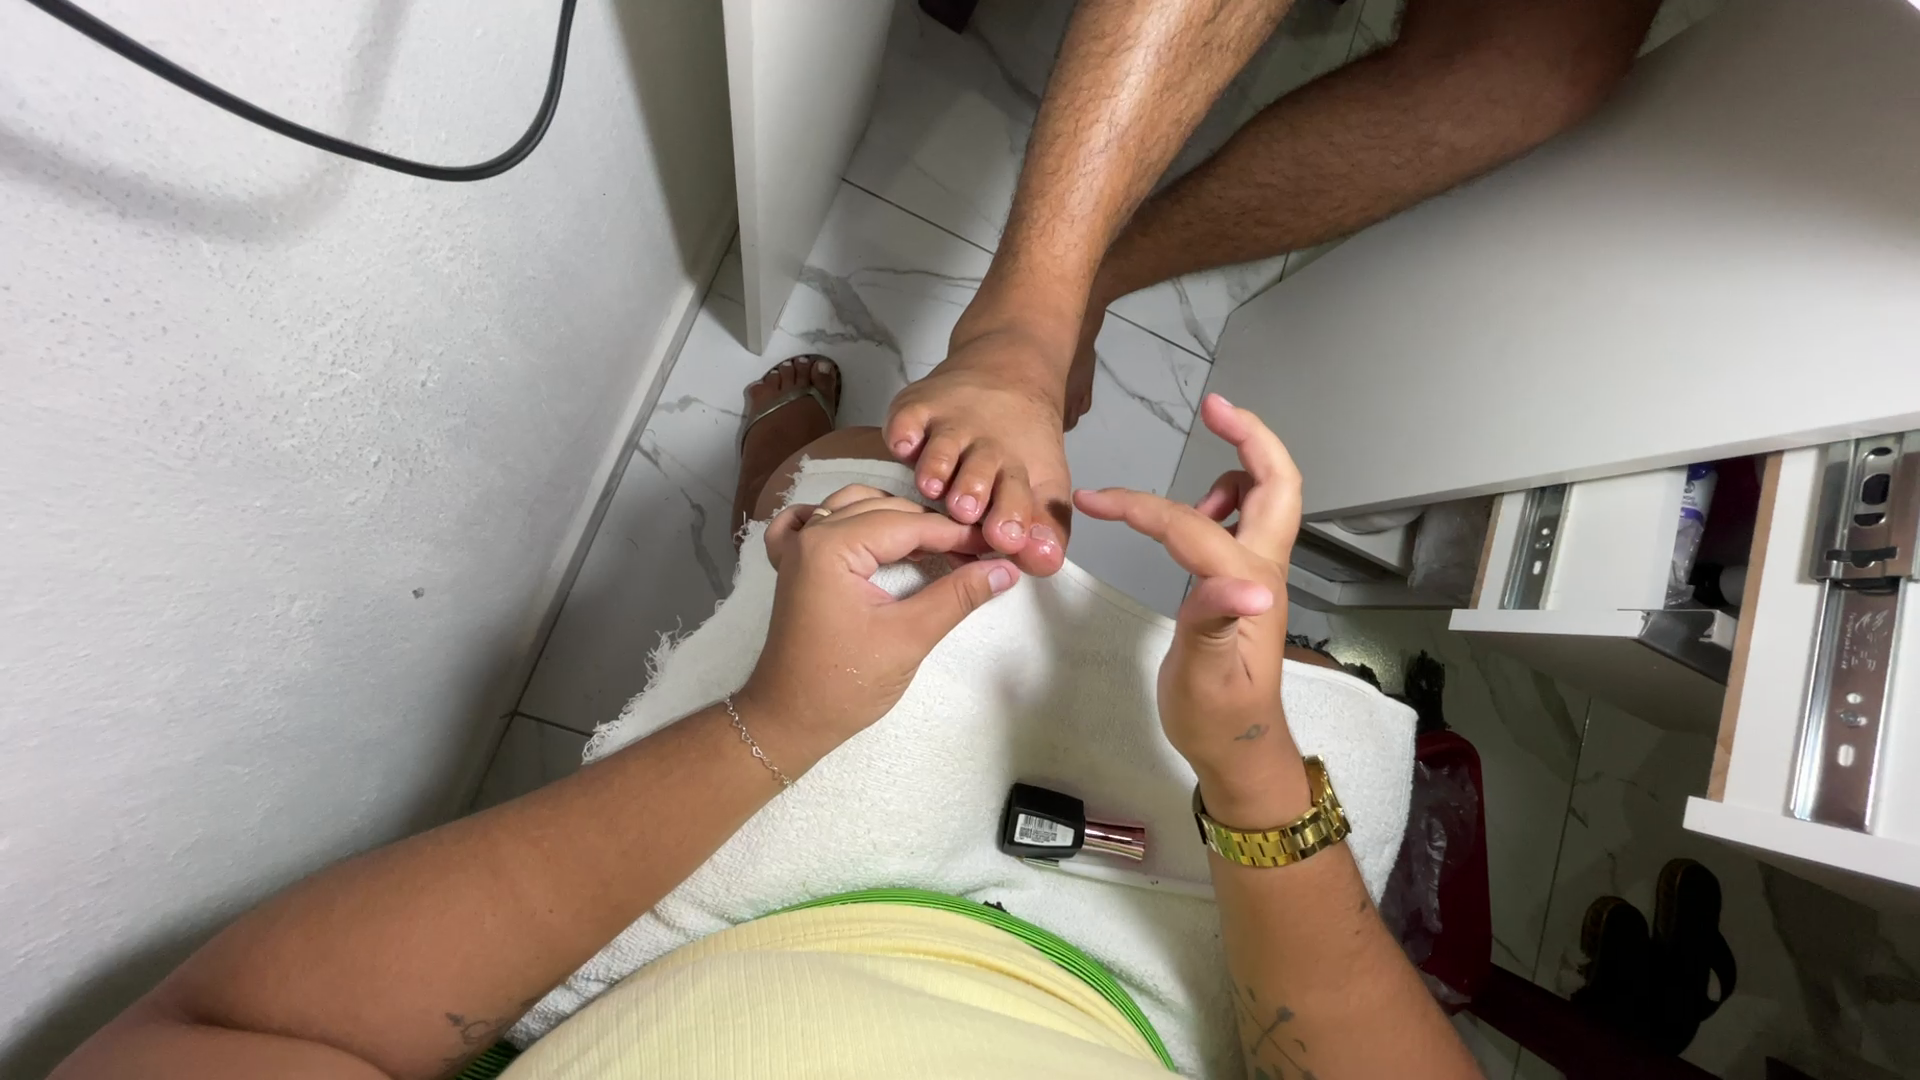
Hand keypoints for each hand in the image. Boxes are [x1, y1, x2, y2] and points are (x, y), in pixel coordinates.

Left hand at [739, 485, 1019, 758]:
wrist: (788, 720)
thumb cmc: (844, 684)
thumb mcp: (909, 638)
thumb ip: (958, 597)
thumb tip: (1004, 570)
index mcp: (831, 546)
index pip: (908, 523)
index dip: (956, 533)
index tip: (994, 544)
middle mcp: (810, 534)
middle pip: (885, 508)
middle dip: (932, 526)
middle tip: (974, 552)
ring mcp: (796, 547)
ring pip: (855, 505)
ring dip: (896, 517)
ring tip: (934, 545)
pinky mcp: (792, 564)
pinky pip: (816, 519)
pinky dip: (845, 518)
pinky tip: (866, 533)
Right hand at [884, 326, 1074, 575]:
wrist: (1007, 375)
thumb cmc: (1018, 448)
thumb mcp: (1044, 489)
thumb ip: (1045, 532)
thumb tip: (1045, 561)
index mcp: (1017, 473)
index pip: (1019, 494)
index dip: (1013, 516)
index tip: (1007, 538)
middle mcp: (985, 449)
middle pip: (981, 470)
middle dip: (973, 490)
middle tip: (966, 509)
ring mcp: (951, 428)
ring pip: (944, 447)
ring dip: (938, 467)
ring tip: (932, 487)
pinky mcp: (918, 410)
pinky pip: (908, 419)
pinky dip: (904, 432)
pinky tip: (904, 447)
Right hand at [1073, 395, 1309, 827]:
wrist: (1238, 744)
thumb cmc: (1217, 715)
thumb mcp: (1208, 676)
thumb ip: (1217, 621)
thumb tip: (1245, 581)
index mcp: (1248, 583)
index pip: (1191, 526)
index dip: (1139, 507)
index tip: (1091, 500)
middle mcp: (1262, 566)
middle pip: (1277, 483)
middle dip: (1249, 436)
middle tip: (1214, 406)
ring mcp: (1257, 571)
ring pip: (1264, 497)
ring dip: (1234, 471)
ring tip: (1189, 493)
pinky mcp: (1244, 580)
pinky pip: (1244, 521)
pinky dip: (1223, 500)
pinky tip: (1194, 522)